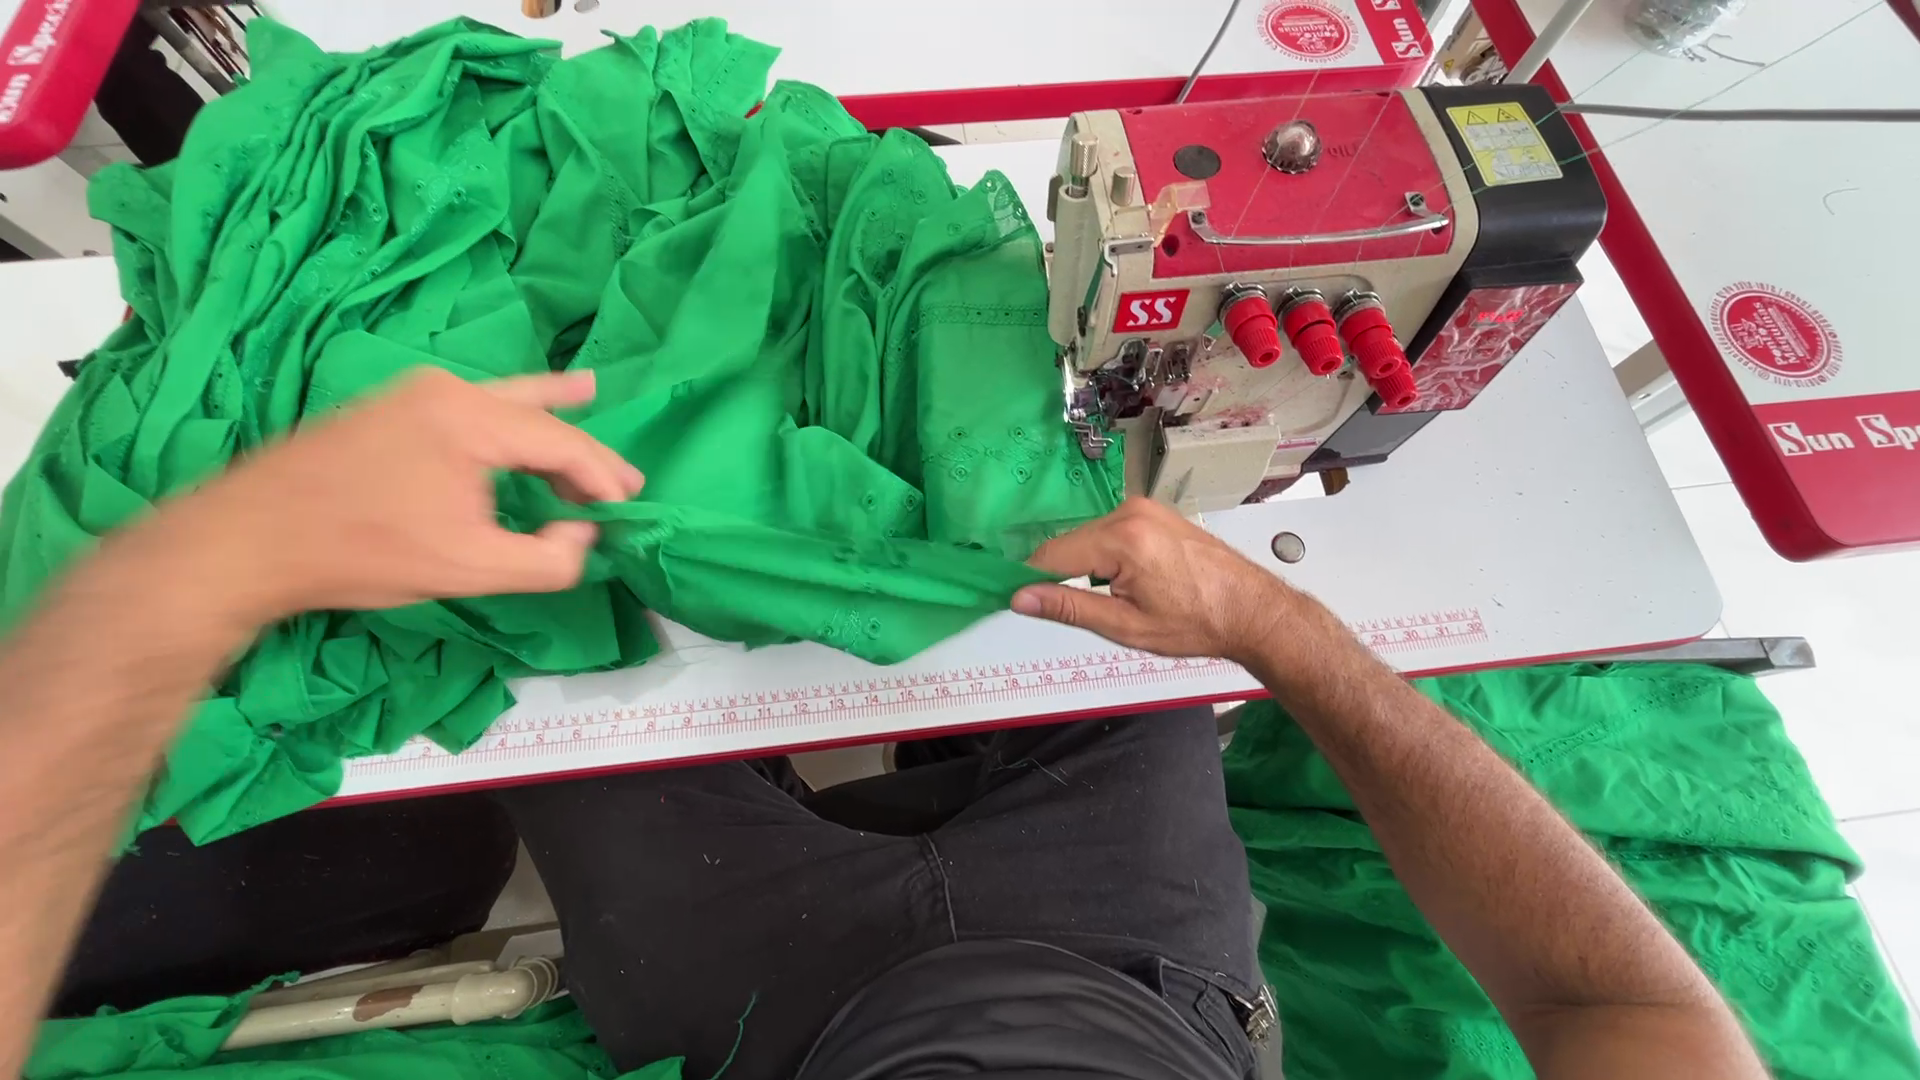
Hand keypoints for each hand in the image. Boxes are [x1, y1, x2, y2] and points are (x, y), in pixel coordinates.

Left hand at [150, 367, 643, 622]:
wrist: (242, 541)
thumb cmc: (364, 551)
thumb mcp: (474, 569)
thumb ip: (552, 559)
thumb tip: (583, 534)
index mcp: (473, 420)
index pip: (565, 445)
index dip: (603, 481)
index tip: (624, 515)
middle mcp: (449, 391)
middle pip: (542, 419)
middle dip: (588, 454)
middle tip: (628, 483)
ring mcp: (417, 393)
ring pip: (509, 401)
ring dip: (554, 419)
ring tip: (592, 395)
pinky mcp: (394, 408)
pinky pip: (477, 405)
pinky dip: (515, 412)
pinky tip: (527, 402)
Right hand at [1011, 497, 1335, 664]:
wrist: (1253, 611)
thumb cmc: (1194, 624)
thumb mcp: (1126, 625)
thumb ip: (1068, 607)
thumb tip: (1019, 598)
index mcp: (1122, 537)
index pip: (1052, 555)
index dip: (1030, 580)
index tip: (1016, 601)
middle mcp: (1129, 511)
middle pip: (1069, 543)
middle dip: (1058, 574)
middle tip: (1062, 610)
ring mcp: (1144, 507)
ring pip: (1088, 537)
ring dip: (1082, 566)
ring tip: (1104, 599)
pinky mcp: (1153, 512)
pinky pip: (1110, 531)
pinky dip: (1102, 555)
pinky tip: (1121, 581)